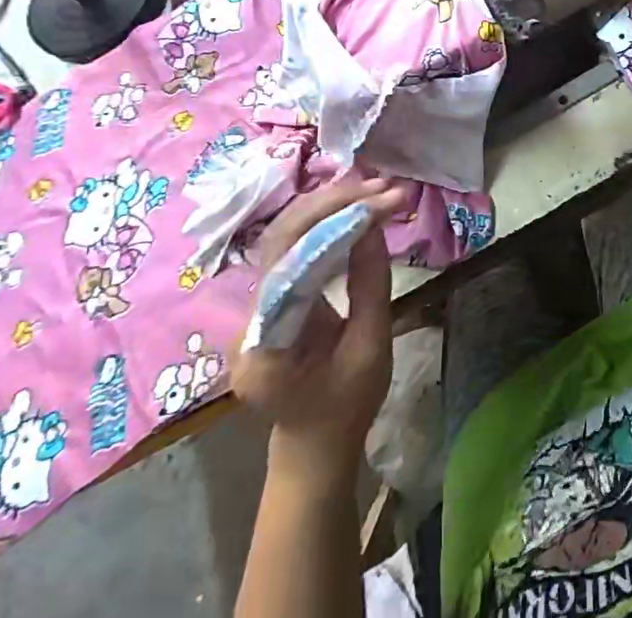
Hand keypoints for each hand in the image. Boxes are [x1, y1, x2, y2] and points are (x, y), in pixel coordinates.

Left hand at [231, 174, 411, 480]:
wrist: (314, 445)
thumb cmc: (347, 406)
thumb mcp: (371, 348)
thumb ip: (370, 286)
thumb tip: (373, 227)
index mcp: (267, 342)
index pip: (295, 264)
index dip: (338, 223)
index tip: (384, 199)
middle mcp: (247, 318)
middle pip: (280, 240)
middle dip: (332, 205)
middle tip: (383, 186)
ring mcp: (253, 307)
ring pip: (283, 239)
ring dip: (329, 208)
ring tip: (375, 189)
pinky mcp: (269, 300)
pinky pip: (293, 252)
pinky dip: (325, 225)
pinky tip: (354, 208)